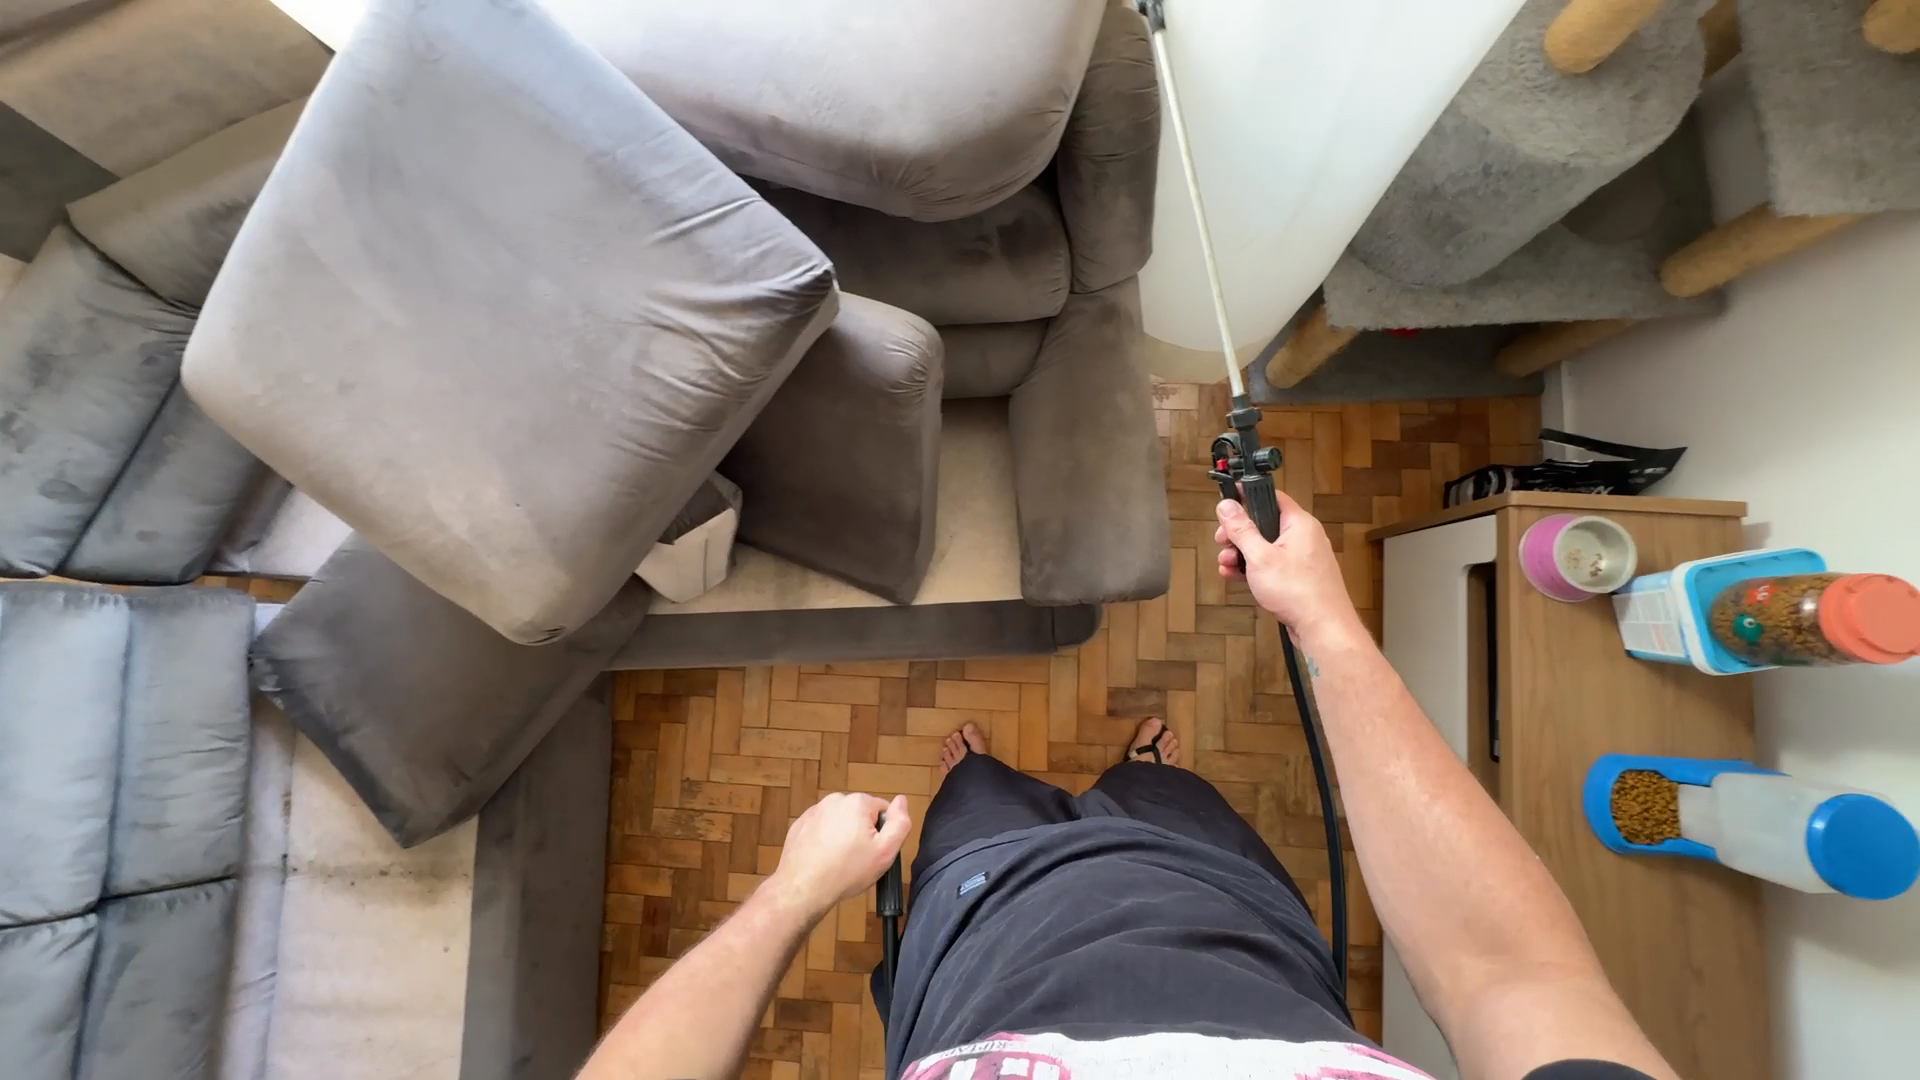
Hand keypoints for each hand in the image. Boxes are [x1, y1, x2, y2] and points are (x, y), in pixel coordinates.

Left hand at [767, 792, 909, 920]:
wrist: (802, 888)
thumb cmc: (847, 871)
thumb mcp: (885, 852)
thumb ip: (900, 823)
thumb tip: (902, 800)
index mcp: (858, 802)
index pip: (882, 810)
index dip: (881, 833)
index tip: (872, 852)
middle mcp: (835, 799)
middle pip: (860, 814)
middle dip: (861, 833)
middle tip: (857, 859)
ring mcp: (814, 811)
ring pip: (839, 821)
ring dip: (842, 835)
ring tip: (838, 861)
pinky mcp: (800, 824)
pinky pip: (820, 827)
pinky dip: (824, 839)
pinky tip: (822, 859)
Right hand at [1215, 493, 1363, 645]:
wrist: (1323, 627)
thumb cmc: (1299, 592)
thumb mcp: (1259, 557)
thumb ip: (1241, 529)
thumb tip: (1227, 506)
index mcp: (1299, 524)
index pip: (1271, 497)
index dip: (1247, 497)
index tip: (1228, 502)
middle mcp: (1303, 537)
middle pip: (1264, 524)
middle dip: (1238, 534)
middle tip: (1222, 541)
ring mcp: (1302, 557)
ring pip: (1265, 546)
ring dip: (1242, 554)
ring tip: (1227, 565)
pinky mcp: (1298, 575)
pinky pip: (1271, 564)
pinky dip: (1254, 568)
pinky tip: (1237, 576)